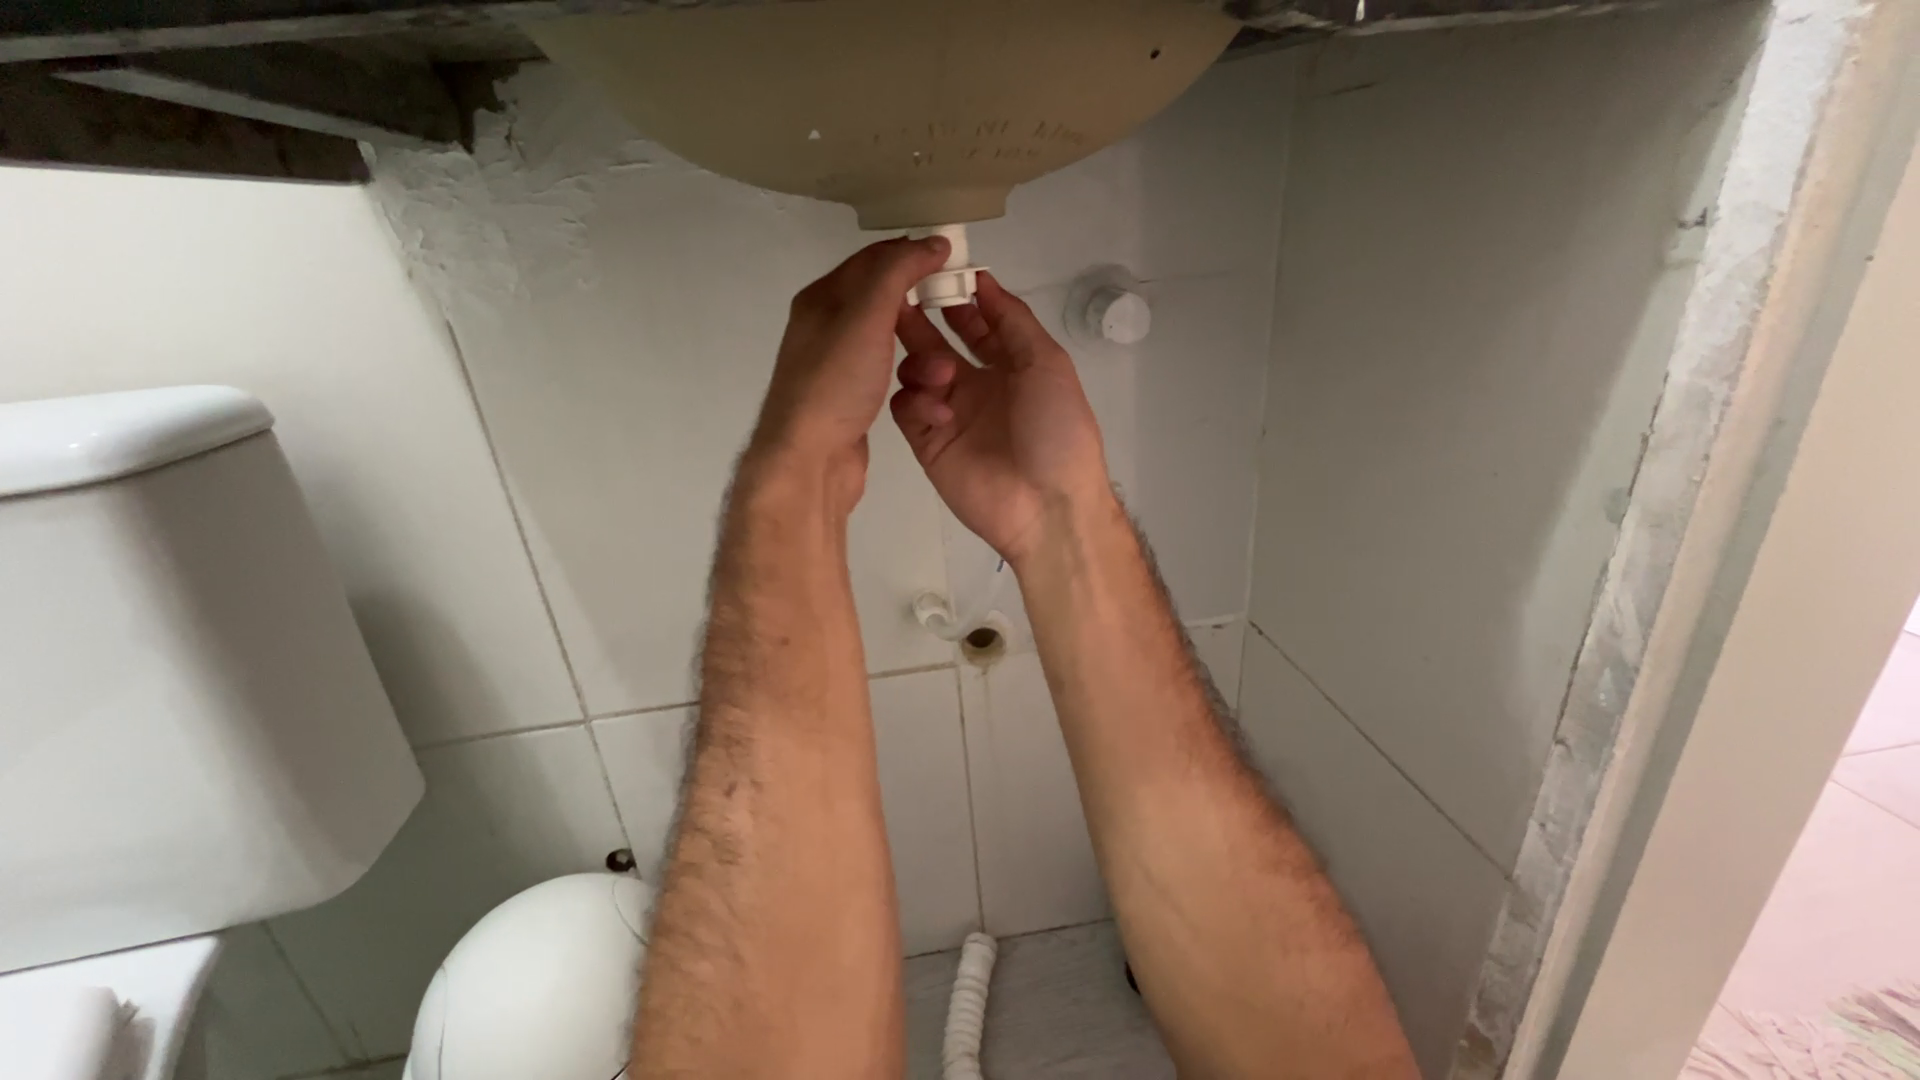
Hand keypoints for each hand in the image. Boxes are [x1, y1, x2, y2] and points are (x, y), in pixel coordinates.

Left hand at [750, 236, 953, 505]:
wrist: (810, 461)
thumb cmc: (836, 383)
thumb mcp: (866, 315)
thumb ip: (898, 272)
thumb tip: (933, 242)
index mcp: (822, 298)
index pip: (873, 259)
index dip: (912, 254)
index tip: (954, 262)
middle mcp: (826, 328)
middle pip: (886, 303)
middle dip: (924, 313)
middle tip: (957, 320)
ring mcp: (839, 368)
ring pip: (892, 346)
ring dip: (924, 358)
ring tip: (944, 374)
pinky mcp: (852, 401)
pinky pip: (891, 379)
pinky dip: (914, 386)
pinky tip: (930, 399)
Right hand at [891, 272, 1111, 564]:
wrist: (1047, 504)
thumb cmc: (1056, 428)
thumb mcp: (1047, 363)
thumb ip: (1013, 320)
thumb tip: (982, 280)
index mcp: (1010, 365)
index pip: (975, 324)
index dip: (957, 300)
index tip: (932, 274)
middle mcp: (976, 385)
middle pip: (937, 343)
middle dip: (920, 320)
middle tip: (898, 300)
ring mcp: (950, 414)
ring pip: (915, 372)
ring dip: (921, 362)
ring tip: (940, 374)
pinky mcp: (928, 443)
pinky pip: (906, 409)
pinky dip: (916, 402)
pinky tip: (939, 411)